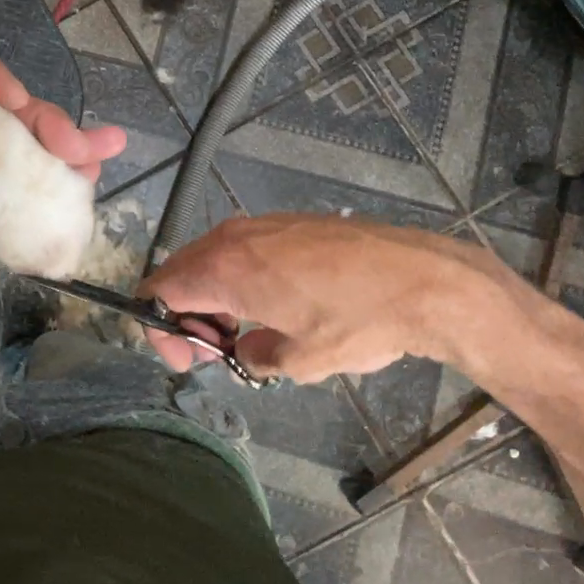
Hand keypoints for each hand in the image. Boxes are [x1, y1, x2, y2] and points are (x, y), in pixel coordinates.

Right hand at [136, 215, 516, 382]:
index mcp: (223, 270)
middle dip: (186, 313)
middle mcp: (231, 239)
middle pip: (179, 273)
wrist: (425, 280)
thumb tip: (246, 349)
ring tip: (249, 329)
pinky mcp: (286, 223)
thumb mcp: (300, 361)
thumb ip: (255, 357)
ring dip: (213, 295)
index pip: (158, 292)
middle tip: (217, 350)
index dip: (160, 330)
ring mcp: (258, 225)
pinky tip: (280, 303)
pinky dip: (239, 277)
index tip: (190, 360)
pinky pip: (241, 249)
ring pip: (209, 259)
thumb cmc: (358, 323)